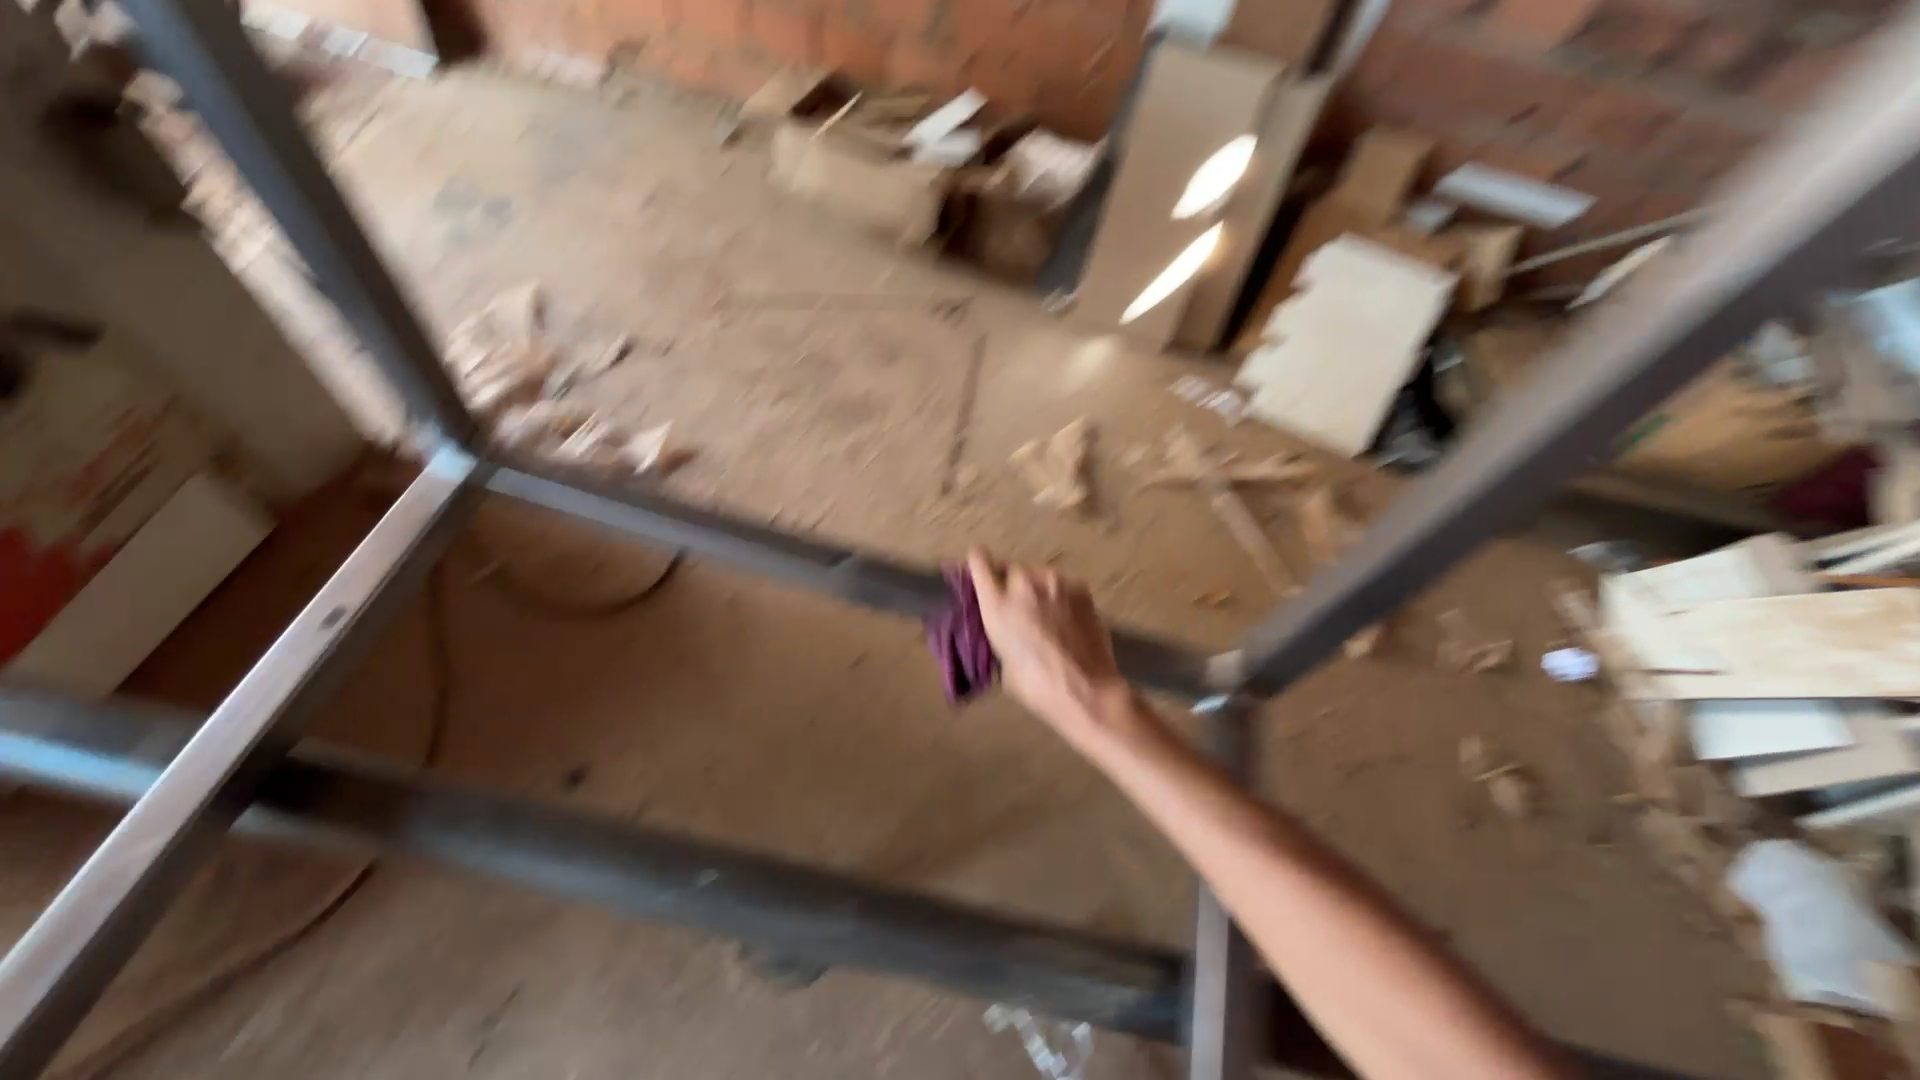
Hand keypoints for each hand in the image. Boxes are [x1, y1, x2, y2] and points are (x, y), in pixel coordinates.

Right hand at [967, 548, 1158, 755]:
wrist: (1086, 690)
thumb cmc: (1037, 686)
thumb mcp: (1002, 662)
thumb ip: (1001, 633)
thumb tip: (1007, 629)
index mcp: (997, 603)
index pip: (978, 560)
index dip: (979, 566)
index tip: (982, 577)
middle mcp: (1023, 583)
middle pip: (1010, 568)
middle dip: (1011, 584)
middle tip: (1020, 607)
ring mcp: (1055, 582)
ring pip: (1038, 574)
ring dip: (1038, 589)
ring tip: (1047, 614)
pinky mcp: (1081, 587)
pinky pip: (1063, 584)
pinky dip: (1061, 595)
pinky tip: (1068, 617)